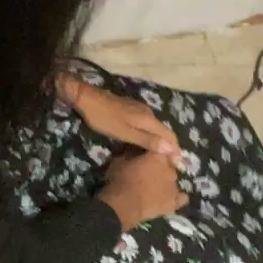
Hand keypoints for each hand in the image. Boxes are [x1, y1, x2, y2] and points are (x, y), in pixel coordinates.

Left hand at [58, 76, 177, 160]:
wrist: (86, 98)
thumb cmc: (104, 118)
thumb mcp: (125, 133)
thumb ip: (147, 140)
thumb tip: (172, 149)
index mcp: (149, 119)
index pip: (170, 135)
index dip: (175, 150)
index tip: (176, 165)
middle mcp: (148, 112)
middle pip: (164, 131)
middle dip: (168, 146)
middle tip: (167, 163)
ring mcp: (139, 109)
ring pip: (155, 127)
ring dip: (158, 140)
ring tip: (157, 155)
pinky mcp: (130, 108)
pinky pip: (146, 123)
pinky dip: (149, 134)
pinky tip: (143, 141)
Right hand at [95, 151, 187, 230]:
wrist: (123, 205)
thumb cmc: (120, 180)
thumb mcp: (118, 160)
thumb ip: (130, 154)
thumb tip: (134, 150)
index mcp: (157, 157)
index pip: (159, 149)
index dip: (152, 153)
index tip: (144, 155)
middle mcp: (170, 170)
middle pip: (168, 165)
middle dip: (159, 167)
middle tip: (147, 171)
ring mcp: (174, 187)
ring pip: (173, 180)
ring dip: (166, 181)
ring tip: (154, 186)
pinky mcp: (174, 203)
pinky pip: (182, 198)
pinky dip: (177, 196)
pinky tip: (168, 197)